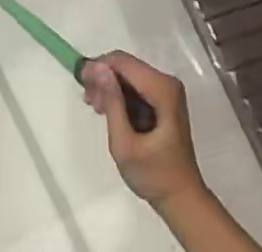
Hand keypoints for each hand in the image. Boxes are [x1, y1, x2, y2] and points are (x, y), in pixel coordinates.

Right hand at [82, 51, 203, 206]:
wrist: (181, 198)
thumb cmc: (154, 175)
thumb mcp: (125, 143)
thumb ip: (112, 103)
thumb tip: (97, 68)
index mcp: (162, 89)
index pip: (123, 62)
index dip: (99, 66)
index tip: (80, 81)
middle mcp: (168, 83)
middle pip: (127, 66)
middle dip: (103, 78)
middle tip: (88, 100)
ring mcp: (168, 91)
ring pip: (129, 76)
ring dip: (110, 88)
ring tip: (96, 108)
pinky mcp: (164, 100)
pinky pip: (136, 87)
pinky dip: (120, 96)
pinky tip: (109, 112)